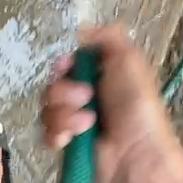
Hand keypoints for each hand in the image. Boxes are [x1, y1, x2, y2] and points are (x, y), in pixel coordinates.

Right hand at [41, 24, 182, 182]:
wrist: (134, 152)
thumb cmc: (136, 104)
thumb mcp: (129, 58)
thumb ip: (107, 36)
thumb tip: (79, 31)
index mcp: (100, 72)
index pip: (66, 62)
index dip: (62, 65)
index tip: (67, 68)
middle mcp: (86, 94)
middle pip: (52, 85)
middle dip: (64, 92)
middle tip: (86, 98)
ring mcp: (75, 120)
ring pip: (47, 109)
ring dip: (64, 115)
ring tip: (87, 125)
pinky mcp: (68, 143)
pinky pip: (46, 133)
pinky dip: (56, 135)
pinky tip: (70, 140)